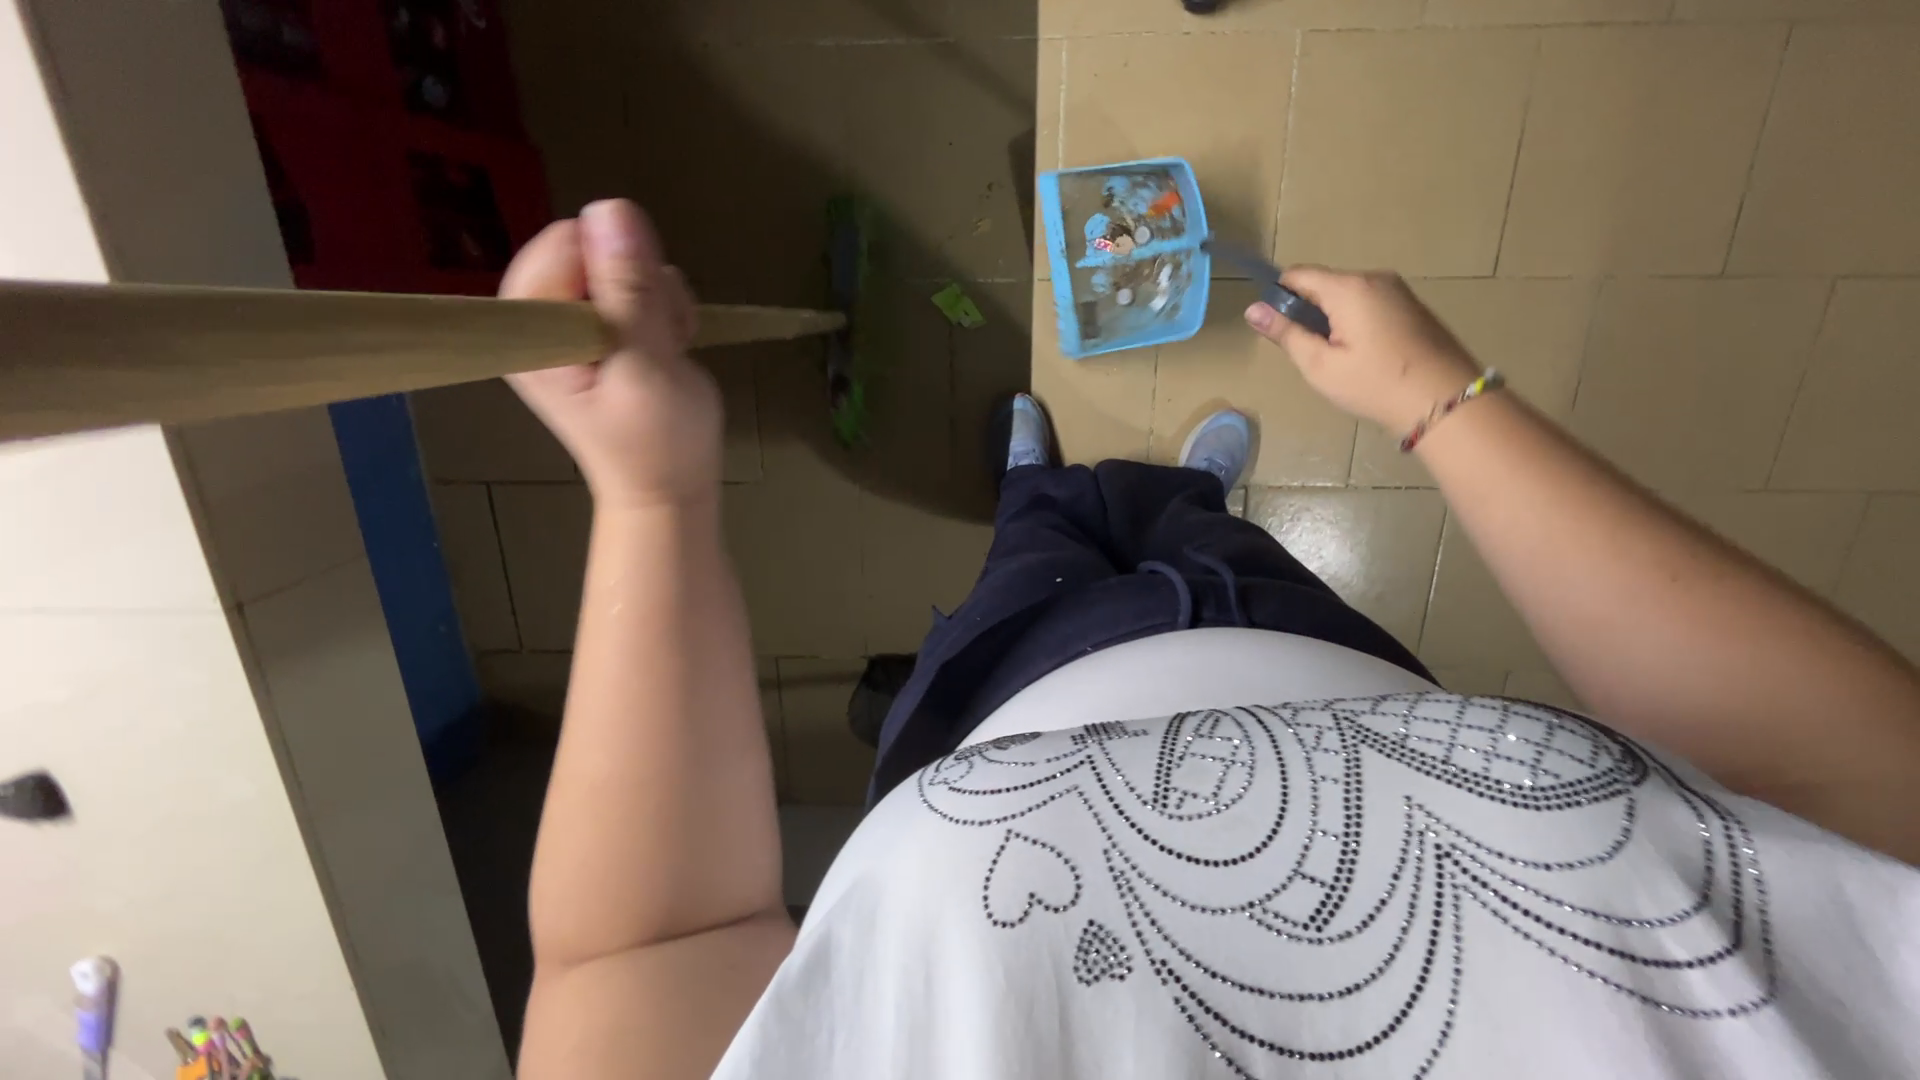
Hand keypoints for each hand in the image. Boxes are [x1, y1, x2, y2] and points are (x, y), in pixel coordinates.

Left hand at [499, 199, 719, 509]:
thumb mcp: (647, 366)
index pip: (565, 246)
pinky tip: (671, 344)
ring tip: (668, 347)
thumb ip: (628, 290)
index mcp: (530, 328)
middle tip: (661, 338)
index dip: (617, 270)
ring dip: (659, 299)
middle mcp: (541, 317)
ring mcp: (573, 323)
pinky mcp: (602, 330)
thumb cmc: (659, 443)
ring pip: (623, 265)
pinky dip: (663, 309)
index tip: (644, 318)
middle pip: (596, 250)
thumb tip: (612, 207)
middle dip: (642, 285)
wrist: (672, 491)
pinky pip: (636, 286)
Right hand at [1243, 268, 1480, 434]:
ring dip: (1331, 320)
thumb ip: (1286, 333)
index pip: (1298, 274)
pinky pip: (1368, 304)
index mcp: (1349, 288)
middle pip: (1323, 284)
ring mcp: (1397, 290)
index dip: (1279, 297)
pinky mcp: (1411, 305)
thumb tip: (1252, 309)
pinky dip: (1354, 323)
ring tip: (1338, 359)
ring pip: (1346, 296)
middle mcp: (1374, 278)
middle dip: (1308, 312)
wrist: (1445, 399)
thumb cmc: (1374, 383)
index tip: (1278, 330)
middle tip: (1311, 355)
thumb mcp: (1320, 364)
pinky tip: (1362, 356)